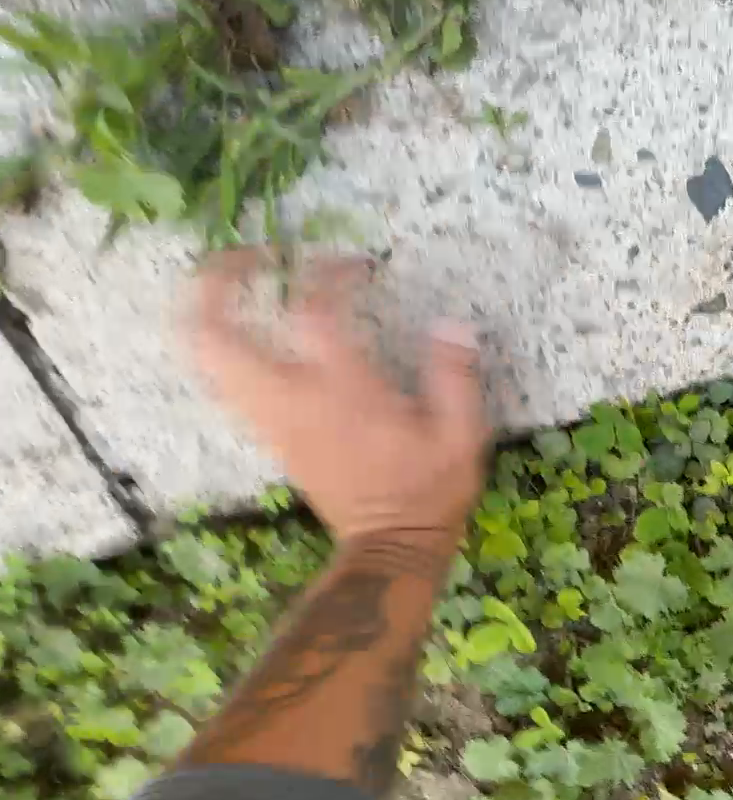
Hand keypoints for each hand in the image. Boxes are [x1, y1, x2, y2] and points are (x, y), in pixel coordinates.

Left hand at [189, 250, 489, 545]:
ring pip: (201, 353)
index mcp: (343, 391)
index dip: (330, 275)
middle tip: (257, 259)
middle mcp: (290, 397)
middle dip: (220, 281)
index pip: (315, 313)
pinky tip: (255, 339)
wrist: (392, 540)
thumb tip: (454, 325)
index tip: (358, 264)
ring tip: (241, 289)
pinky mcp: (267, 432)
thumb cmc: (431, 486)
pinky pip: (219, 378)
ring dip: (208, 310)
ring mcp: (269, 416)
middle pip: (213, 327)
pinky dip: (223, 345)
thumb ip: (455, 376)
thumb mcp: (463, 432)